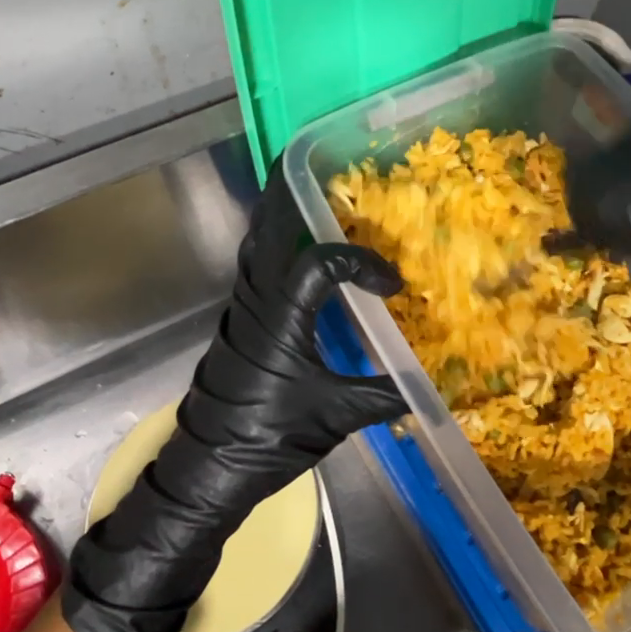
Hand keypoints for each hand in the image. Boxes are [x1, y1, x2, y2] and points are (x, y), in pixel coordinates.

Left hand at [60, 176, 407, 631]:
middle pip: (267, 231)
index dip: (359, 263)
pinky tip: (290, 250)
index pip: (320, 262)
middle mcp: (256, 301)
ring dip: (275, 216)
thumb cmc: (269, 435)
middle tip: (304, 164)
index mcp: (281, 316)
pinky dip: (271, 244)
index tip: (392, 287)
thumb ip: (380, 396)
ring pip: (255, 246)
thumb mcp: (334, 417)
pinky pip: (254, 267)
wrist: (208, 467)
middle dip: (284, 194)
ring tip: (300, 194)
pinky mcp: (238, 323)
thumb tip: (421, 388)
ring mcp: (242, 309)